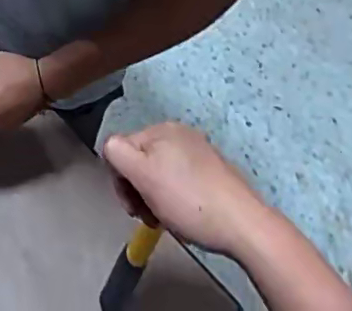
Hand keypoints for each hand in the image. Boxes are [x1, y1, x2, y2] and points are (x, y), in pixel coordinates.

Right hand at [100, 122, 272, 256]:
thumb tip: (109, 146)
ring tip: (167, 218)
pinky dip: (175, 196)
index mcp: (160, 129)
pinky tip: (185, 213)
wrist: (242, 223)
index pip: (120, 148)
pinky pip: (180, 178)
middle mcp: (178, 132)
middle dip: (138, 188)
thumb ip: (117, 153)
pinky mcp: (211, 168)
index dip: (120, 180)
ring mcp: (197, 149)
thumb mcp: (143, 175)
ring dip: (155, 195)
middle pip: (140, 159)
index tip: (133, 207)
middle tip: (149, 216)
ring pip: (159, 171)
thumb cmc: (188, 200)